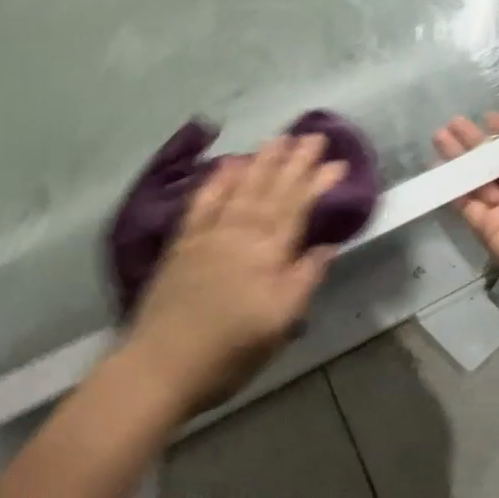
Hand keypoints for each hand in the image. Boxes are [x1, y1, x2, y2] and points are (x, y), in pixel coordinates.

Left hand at [120, 132, 347, 411]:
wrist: (161, 364)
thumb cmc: (229, 352)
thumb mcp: (279, 325)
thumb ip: (303, 280)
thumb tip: (327, 246)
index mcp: (268, 254)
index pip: (298, 208)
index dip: (317, 183)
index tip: (337, 162)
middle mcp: (240, 234)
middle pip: (272, 190)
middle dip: (294, 161)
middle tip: (312, 135)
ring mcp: (209, 233)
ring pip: (241, 187)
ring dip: (261, 161)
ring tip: (278, 139)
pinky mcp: (184, 241)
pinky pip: (204, 200)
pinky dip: (218, 180)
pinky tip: (228, 164)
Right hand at [432, 115, 498, 298]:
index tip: (488, 117)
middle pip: (497, 163)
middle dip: (476, 142)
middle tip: (454, 122)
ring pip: (478, 178)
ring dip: (460, 158)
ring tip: (439, 135)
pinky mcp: (486, 228)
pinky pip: (466, 202)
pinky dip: (452, 185)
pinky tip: (437, 164)